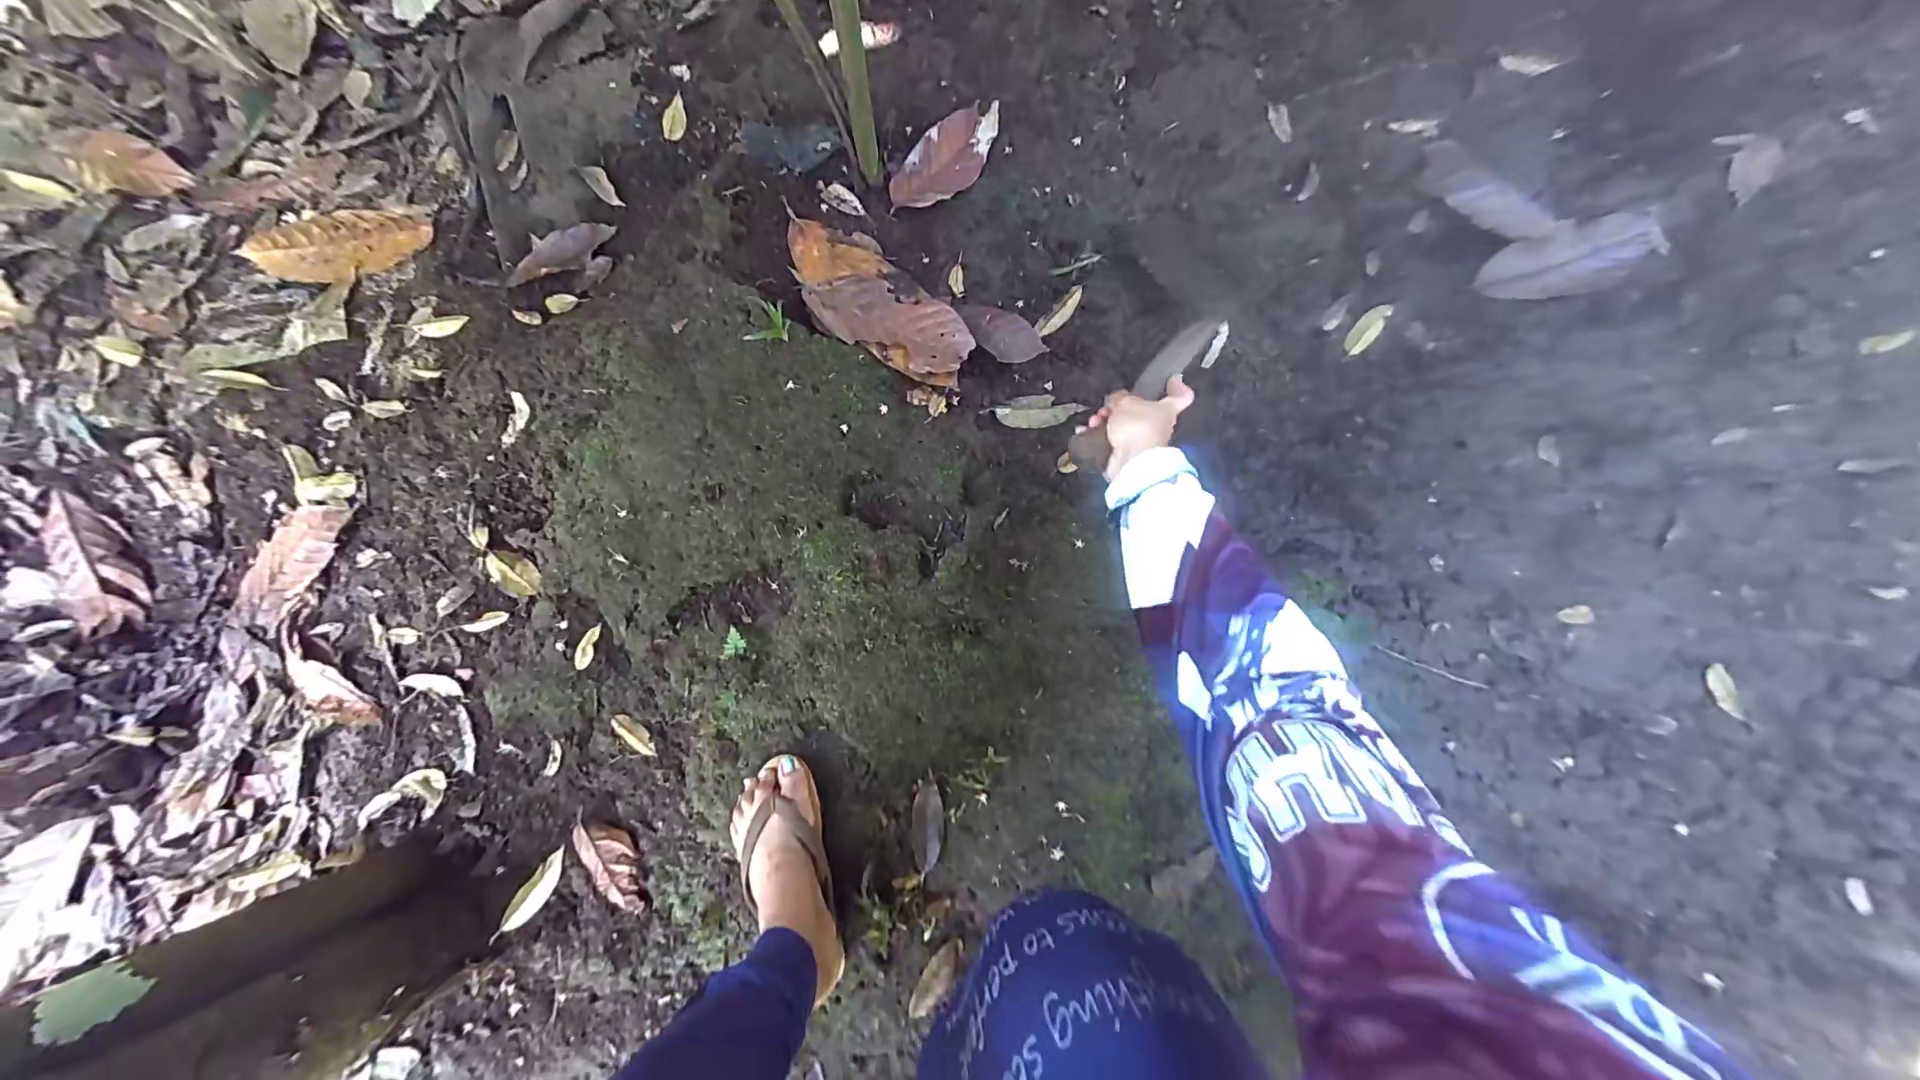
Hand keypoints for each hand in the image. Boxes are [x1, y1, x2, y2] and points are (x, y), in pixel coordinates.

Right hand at [1081, 374, 1195, 480]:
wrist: (1131, 461)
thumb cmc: (1137, 427)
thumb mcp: (1126, 402)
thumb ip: (1120, 397)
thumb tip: (1116, 400)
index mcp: (1167, 410)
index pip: (1181, 396)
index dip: (1177, 387)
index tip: (1173, 378)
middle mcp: (1157, 426)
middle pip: (1139, 410)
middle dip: (1119, 407)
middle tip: (1107, 407)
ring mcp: (1141, 441)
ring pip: (1121, 425)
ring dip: (1104, 421)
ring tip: (1095, 421)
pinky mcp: (1126, 454)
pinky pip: (1110, 439)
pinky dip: (1098, 435)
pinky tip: (1088, 430)